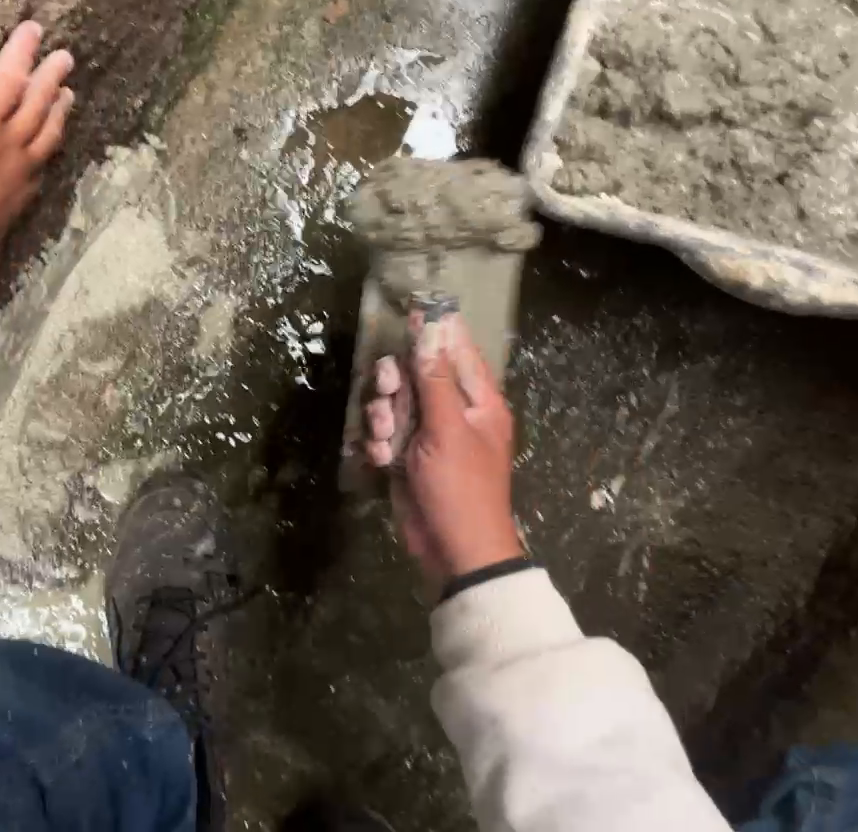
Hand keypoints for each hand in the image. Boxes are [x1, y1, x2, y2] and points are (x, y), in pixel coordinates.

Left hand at [0, 21, 73, 301]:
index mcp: (11, 209)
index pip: (34, 176)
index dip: (40, 155)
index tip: (46, 143)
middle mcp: (18, 173)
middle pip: (46, 135)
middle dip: (57, 111)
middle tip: (68, 91)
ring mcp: (3, 143)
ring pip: (35, 103)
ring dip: (49, 78)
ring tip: (63, 57)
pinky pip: (6, 77)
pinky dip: (19, 52)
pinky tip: (30, 30)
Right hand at [363, 308, 522, 580]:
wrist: (451, 549)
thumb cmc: (460, 487)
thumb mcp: (446, 430)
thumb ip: (434, 380)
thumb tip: (430, 331)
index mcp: (478, 403)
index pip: (458, 352)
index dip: (436, 330)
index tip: (413, 309)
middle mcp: (453, 412)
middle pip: (415, 374)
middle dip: (395, 384)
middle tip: (388, 391)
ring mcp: (427, 434)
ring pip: (393, 402)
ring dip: (382, 417)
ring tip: (384, 436)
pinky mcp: (405, 454)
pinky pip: (384, 431)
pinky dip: (378, 443)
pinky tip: (381, 458)